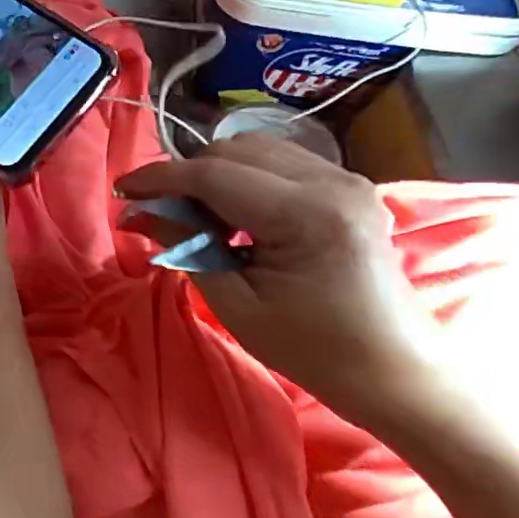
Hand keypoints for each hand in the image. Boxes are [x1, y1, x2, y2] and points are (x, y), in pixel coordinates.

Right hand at [116, 134, 442, 414]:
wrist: (395, 368)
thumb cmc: (314, 351)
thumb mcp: (238, 306)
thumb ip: (187, 248)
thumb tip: (137, 214)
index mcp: (307, 214)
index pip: (215, 175)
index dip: (161, 178)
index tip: (123, 190)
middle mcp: (332, 179)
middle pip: (235, 150)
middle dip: (188, 176)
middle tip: (162, 215)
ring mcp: (346, 176)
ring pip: (257, 148)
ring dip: (216, 174)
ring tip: (199, 217)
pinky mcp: (349, 183)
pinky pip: (282, 161)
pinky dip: (247, 178)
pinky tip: (238, 215)